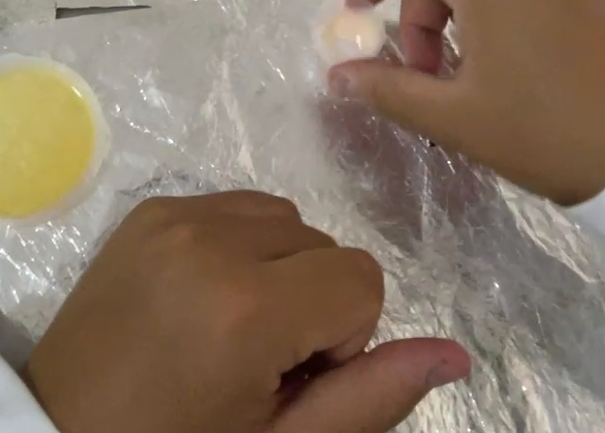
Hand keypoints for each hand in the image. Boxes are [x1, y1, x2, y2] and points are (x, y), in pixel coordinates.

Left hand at [26, 192, 468, 432]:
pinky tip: (201, 298)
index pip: (361, 277)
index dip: (344, 336)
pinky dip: (239, 244)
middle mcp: (208, 237)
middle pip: (322, 241)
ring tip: (228, 329)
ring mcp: (172, 213)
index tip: (290, 377)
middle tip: (255, 364)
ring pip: (283, 217)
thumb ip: (371, 399)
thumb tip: (456, 353)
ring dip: (279, 268)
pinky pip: (234, 204)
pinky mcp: (148, 208)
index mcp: (244, 305)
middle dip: (311, 300)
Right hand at [330, 0, 604, 205]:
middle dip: (416, 14)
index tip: (356, 17)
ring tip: (467, 76)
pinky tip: (508, 64)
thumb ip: (387, 88)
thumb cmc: (548, 130)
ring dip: (453, 16)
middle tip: (427, 76)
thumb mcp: (455, 116)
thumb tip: (337, 75)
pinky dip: (491, 11)